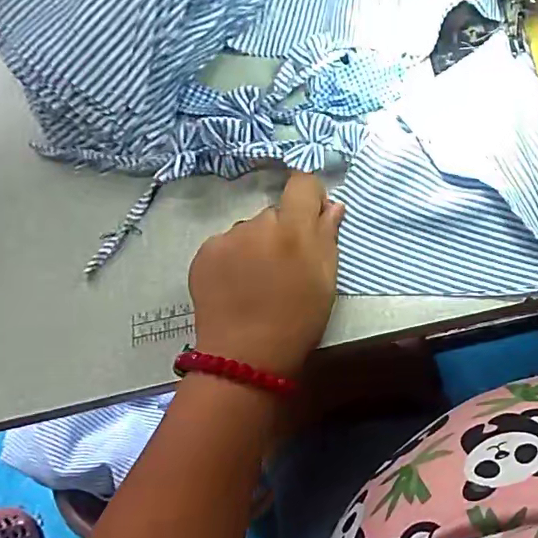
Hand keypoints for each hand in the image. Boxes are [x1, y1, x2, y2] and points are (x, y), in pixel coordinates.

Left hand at [188, 172, 343, 376]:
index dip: (310, 196)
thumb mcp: (326, 278)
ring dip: (258, 244)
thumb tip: (332, 205)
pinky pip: (227, 244)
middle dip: (284, 230)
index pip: (302, 183)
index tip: (313, 218)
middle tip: (287, 266)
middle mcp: (258, 224)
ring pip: (250, 229)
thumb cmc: (299, 318)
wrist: (247, 354)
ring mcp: (227, 238)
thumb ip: (328, 236)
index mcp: (294, 229)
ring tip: (260, 280)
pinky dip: (235, 258)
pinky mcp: (204, 253)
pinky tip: (238, 284)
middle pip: (276, 212)